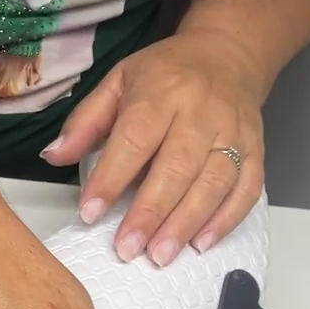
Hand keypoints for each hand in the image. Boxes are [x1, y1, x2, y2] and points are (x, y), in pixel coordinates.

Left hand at [43, 29, 267, 266]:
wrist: (228, 53)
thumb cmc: (165, 75)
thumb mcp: (117, 83)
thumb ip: (85, 122)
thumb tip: (54, 155)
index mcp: (162, 93)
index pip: (134, 140)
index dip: (111, 179)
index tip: (91, 213)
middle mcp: (202, 112)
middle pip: (176, 167)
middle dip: (150, 213)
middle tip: (127, 249)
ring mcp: (234, 132)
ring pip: (213, 182)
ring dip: (186, 223)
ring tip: (160, 255)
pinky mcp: (256, 149)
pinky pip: (248, 187)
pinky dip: (227, 219)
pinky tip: (202, 244)